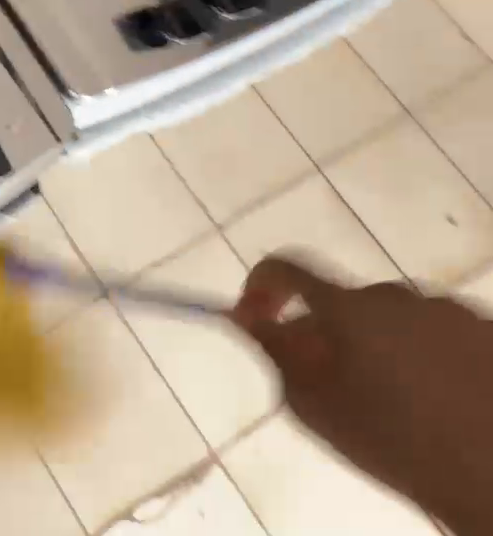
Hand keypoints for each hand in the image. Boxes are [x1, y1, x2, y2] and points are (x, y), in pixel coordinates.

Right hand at [232, 257, 492, 533]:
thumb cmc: (396, 443)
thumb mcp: (311, 403)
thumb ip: (273, 350)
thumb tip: (250, 319)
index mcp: (348, 306)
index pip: (283, 268)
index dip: (259, 286)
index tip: (254, 318)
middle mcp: (401, 298)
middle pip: (345, 299)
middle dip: (327, 326)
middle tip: (326, 369)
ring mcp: (459, 318)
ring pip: (397, 317)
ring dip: (379, 340)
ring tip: (389, 390)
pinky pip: (444, 335)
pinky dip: (428, 355)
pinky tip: (435, 396)